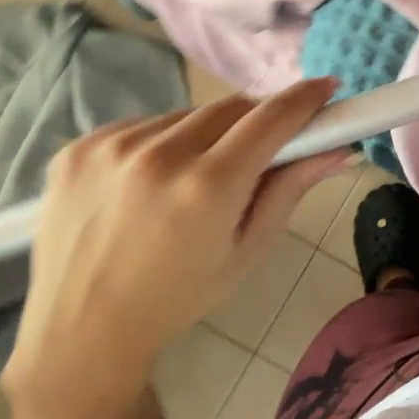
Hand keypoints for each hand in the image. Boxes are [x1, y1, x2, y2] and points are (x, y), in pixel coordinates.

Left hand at [3, 79, 351, 414]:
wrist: (82, 331)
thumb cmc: (179, 297)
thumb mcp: (247, 251)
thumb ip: (291, 190)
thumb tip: (340, 149)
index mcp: (208, 187)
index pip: (272, 118)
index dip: (305, 98)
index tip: (328, 87)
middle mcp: (160, 155)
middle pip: (231, 108)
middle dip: (257, 119)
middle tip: (266, 145)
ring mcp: (112, 147)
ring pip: (186, 116)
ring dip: (206, 134)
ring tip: (195, 178)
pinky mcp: (78, 148)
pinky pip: (142, 126)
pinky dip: (160, 143)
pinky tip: (151, 183)